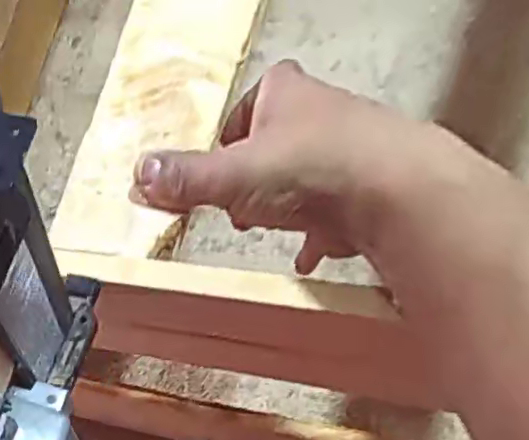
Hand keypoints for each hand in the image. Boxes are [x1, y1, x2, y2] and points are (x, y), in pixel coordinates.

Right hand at [128, 60, 439, 273]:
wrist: (389, 191)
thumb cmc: (310, 168)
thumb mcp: (234, 175)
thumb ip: (188, 179)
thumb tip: (139, 175)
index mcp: (282, 95)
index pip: (244, 109)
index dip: (225, 142)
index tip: (215, 174)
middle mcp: (316, 113)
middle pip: (272, 145)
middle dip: (251, 179)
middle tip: (237, 207)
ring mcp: (343, 151)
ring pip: (301, 178)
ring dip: (281, 204)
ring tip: (268, 225)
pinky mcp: (362, 189)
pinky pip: (330, 212)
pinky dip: (316, 233)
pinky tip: (307, 255)